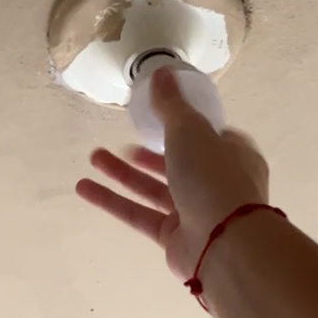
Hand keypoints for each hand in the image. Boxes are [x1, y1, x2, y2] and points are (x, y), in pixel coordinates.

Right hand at [75, 67, 270, 276]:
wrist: (224, 245)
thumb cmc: (213, 177)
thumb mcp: (190, 129)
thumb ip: (170, 104)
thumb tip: (161, 72)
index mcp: (233, 155)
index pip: (210, 137)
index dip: (185, 127)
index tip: (160, 118)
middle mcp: (216, 183)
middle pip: (176, 162)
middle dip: (145, 151)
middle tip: (119, 140)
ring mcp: (195, 212)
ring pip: (153, 188)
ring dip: (122, 173)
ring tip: (93, 157)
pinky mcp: (173, 237)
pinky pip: (138, 213)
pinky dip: (112, 200)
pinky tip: (84, 187)